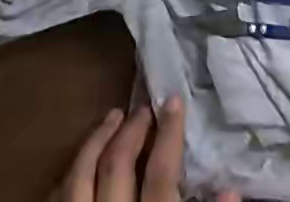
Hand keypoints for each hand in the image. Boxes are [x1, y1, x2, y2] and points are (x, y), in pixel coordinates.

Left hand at [56, 96, 237, 201]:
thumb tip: (231, 188)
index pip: (161, 172)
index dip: (169, 133)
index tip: (175, 98)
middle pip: (117, 164)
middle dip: (132, 130)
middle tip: (144, 107)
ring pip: (80, 175)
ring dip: (95, 141)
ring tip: (112, 116)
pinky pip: (58, 195)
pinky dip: (71, 171)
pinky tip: (81, 158)